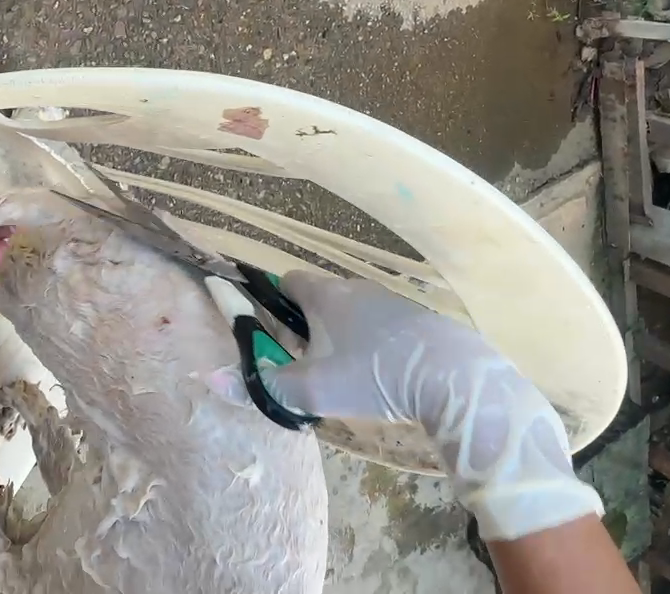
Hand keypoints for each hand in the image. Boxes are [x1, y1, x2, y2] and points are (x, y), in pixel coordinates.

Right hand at [260, 271, 602, 541]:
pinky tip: (384, 378)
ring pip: (353, 314)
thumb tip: (214, 379)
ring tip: (347, 376)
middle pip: (320, 299)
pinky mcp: (420, 322)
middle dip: (308, 326)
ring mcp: (391, 301)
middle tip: (307, 364)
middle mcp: (354, 287)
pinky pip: (384, 328)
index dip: (273, 303)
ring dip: (344, 337)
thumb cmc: (373, 374)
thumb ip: (265, 384)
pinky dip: (375, 346)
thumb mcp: (313, 389)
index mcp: (324, 294)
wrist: (456, 380)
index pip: (286, 281)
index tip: (273, 333)